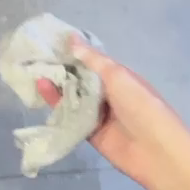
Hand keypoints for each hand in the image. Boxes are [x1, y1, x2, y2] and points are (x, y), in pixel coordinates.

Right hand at [37, 36, 189, 186]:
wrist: (156, 152)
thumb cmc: (141, 105)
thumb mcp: (117, 75)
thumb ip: (92, 59)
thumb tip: (71, 37)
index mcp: (118, 77)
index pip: (92, 61)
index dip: (73, 52)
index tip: (50, 41)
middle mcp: (107, 93)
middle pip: (80, 78)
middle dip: (60, 68)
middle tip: (34, 56)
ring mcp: (98, 113)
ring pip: (72, 96)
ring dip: (55, 84)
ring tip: (33, 71)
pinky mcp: (89, 131)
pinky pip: (69, 115)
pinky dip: (56, 103)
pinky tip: (41, 90)